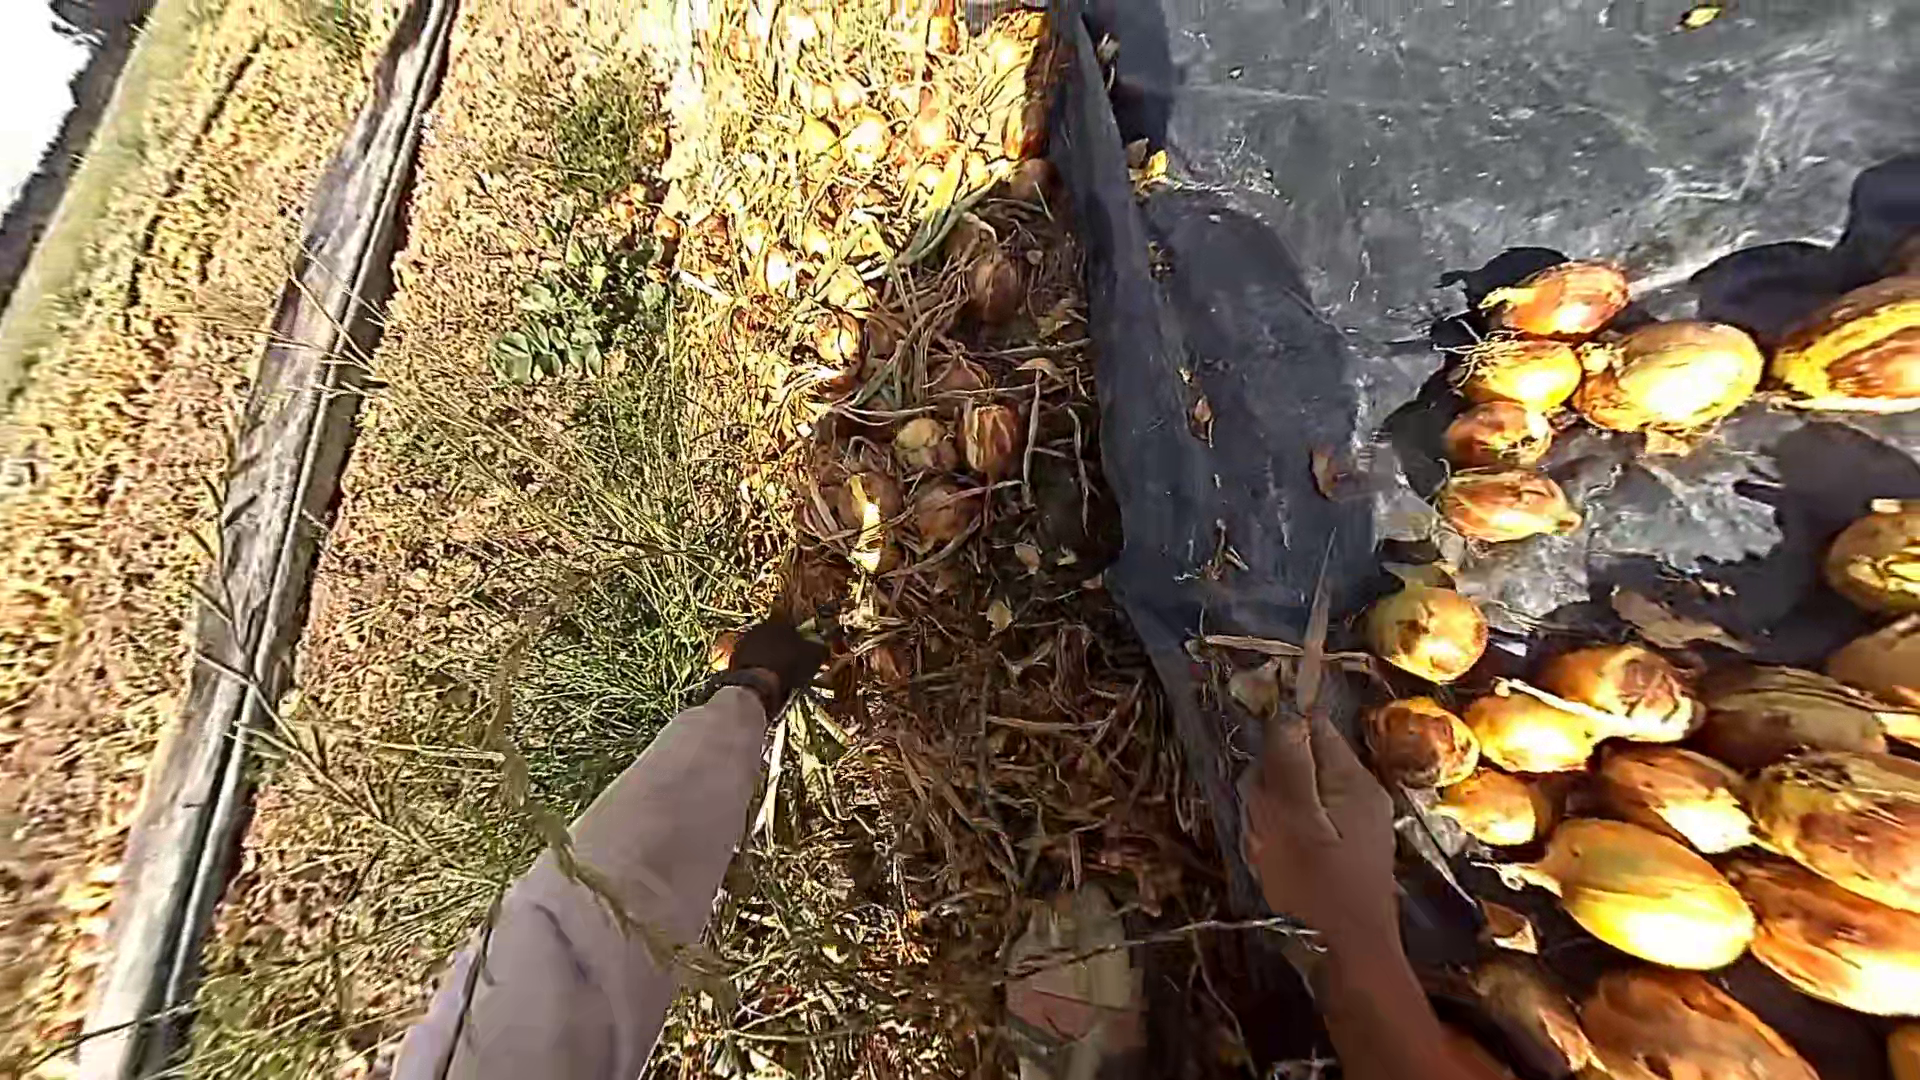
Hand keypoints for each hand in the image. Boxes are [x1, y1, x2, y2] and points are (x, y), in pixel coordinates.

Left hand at [725, 617, 826, 712]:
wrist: (757, 687)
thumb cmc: (788, 665)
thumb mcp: (813, 656)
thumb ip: (820, 649)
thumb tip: (824, 648)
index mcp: (777, 622)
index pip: (791, 625)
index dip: (800, 637)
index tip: (806, 649)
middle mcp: (757, 630)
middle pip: (775, 638)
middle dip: (784, 648)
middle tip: (795, 663)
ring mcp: (743, 646)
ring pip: (763, 651)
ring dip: (771, 660)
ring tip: (783, 676)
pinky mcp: (734, 664)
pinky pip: (753, 666)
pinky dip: (760, 672)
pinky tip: (769, 682)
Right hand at [1240, 710, 1397, 947]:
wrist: (1347, 962)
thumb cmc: (1314, 888)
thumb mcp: (1292, 819)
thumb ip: (1290, 763)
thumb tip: (1285, 711)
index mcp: (1352, 780)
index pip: (1313, 724)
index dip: (1278, 729)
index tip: (1254, 757)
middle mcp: (1360, 791)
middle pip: (1303, 754)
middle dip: (1271, 773)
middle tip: (1260, 808)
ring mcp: (1355, 818)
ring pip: (1299, 784)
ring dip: (1272, 800)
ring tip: (1264, 833)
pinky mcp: (1345, 841)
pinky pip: (1305, 811)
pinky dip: (1283, 822)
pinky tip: (1275, 848)